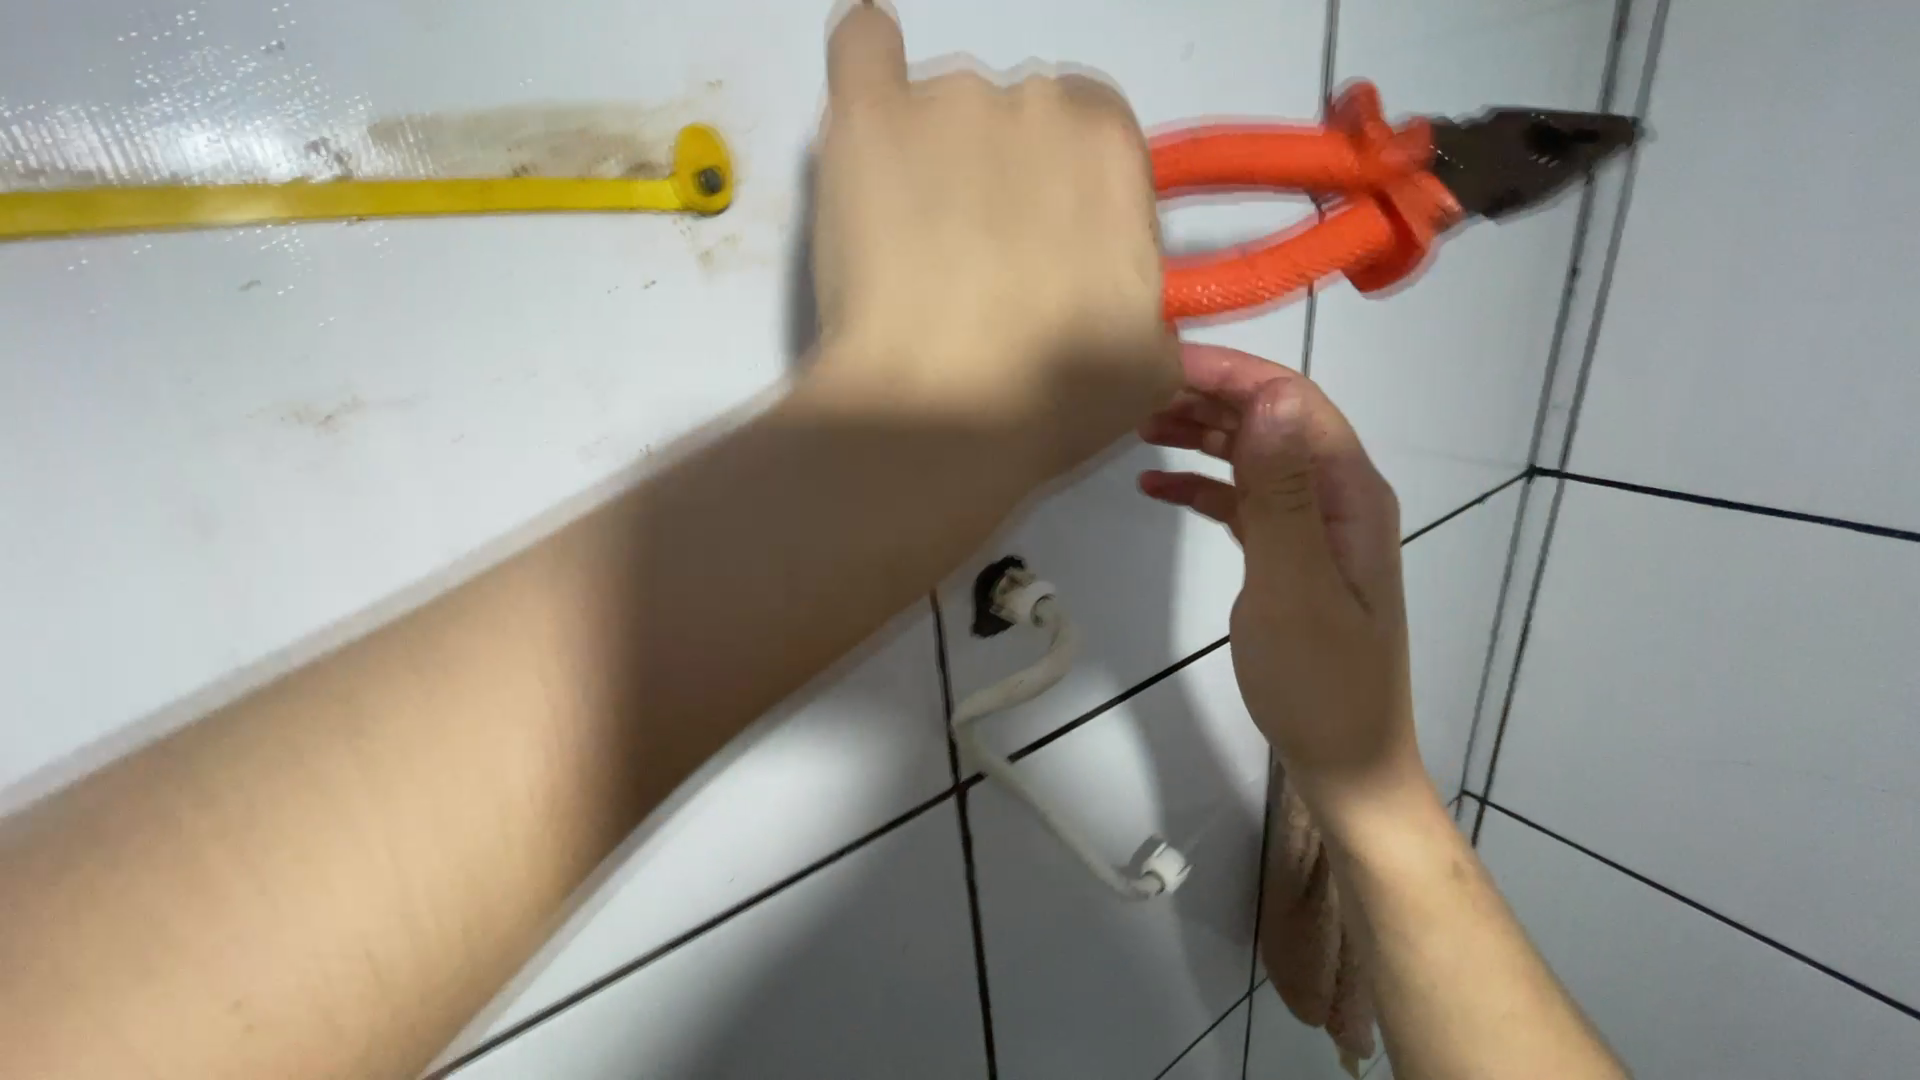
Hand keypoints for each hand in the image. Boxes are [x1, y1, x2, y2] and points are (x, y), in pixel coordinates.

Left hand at [807, 4, 1180, 479]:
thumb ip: (1147, 303)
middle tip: (978, 267)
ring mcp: (946, 100)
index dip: (1068, 204)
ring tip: (911, 250)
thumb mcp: (1151, 364)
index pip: (1093, 146)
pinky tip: (871, 109)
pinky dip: (870, 67)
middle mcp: (1037, 99)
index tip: (1045, 263)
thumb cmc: (1052, 397)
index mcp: (1113, 150)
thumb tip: (1121, 297)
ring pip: (944, 111)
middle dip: (1005, 182)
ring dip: (937, 160)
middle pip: (1020, 123)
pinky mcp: (866, 117)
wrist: (939, 414)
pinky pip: (864, 49)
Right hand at [1139, 344, 1428, 814]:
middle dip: (1208, 395)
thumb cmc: (1319, 681)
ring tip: (1137, 426)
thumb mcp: (1294, 586)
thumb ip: (1282, 493)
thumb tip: (1271, 397)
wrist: (1342, 758)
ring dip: (1201, 434)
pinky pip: (1242, 500)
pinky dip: (1201, 485)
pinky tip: (1156, 485)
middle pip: (1272, 420)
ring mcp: (1312, 526)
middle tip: (1134, 391)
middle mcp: (1336, 497)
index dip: (1230, 373)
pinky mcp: (1287, 554)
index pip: (1292, 401)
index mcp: (1350, 494)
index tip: (1160, 361)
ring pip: (1254, 455)